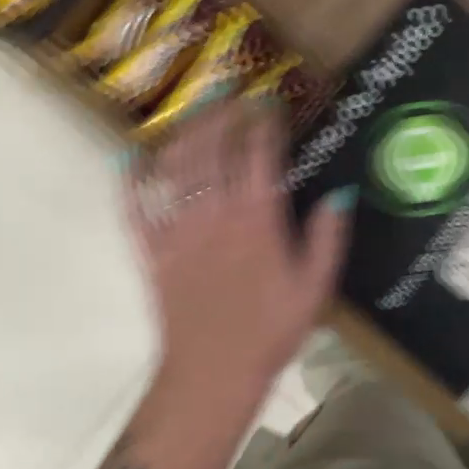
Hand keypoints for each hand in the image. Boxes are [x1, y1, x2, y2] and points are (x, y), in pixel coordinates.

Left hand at [125, 99, 351, 400]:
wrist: (213, 373)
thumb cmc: (269, 332)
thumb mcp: (315, 288)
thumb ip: (328, 238)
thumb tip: (339, 194)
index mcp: (257, 219)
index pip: (258, 153)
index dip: (263, 122)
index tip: (268, 102)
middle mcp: (214, 213)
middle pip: (211, 147)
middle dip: (219, 113)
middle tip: (227, 95)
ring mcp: (177, 229)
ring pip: (174, 167)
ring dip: (181, 133)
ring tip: (191, 115)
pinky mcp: (150, 250)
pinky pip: (134, 208)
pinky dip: (129, 181)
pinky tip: (129, 160)